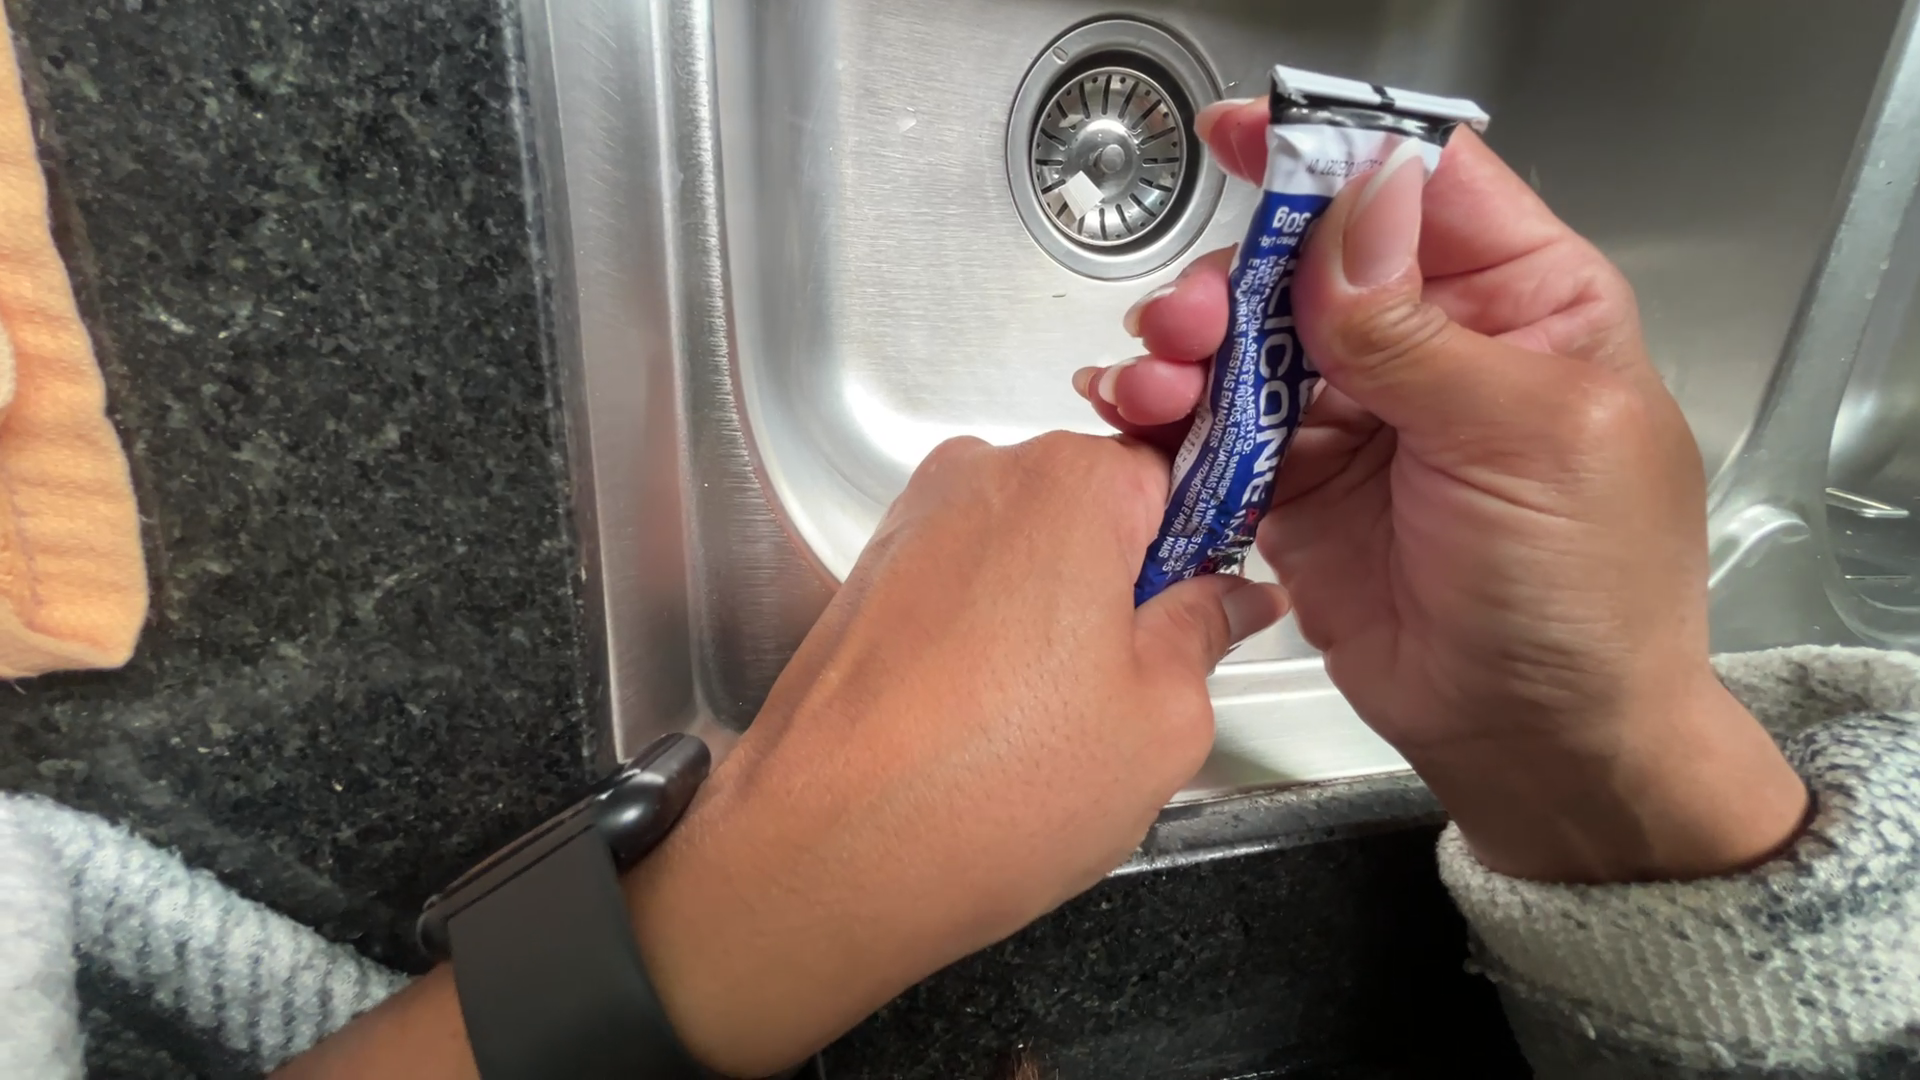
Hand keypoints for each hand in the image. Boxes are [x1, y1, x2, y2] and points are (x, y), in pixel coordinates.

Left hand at [625, 433, 1286, 1075]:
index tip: (1196, 609)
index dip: (1197, 548)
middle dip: (1123, 579)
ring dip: (1055, 606)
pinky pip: (967, 573)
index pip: (1174, 479)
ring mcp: (915, 517)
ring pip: (1027, 545)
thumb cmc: (1000, 783)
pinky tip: (984, 701)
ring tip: (1043, 706)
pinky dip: (991, 621)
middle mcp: (982, 472)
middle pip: (1094, 507)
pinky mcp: (873, 567)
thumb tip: (1229, 594)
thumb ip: (1205, 630)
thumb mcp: (1160, 718)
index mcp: (1071, 481)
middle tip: (1122, 678)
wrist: (824, 848)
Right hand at [1078, 100, 1806, 884]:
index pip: (1410, 188)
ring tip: (1150, 387)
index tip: (1237, 137)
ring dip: (1179, 354)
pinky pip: (1211, 428)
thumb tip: (1354, 206)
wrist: (1516, 728)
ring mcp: (1341, 416)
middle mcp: (1416, 347)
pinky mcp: (1283, 480)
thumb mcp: (1525, 438)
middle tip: (1186, 327)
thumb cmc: (1576, 592)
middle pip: (1295, 270)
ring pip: (1237, 348)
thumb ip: (1420, 329)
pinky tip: (1132, 418)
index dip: (1322, 155)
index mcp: (1510, 305)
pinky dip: (1163, 420)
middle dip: (1224, 285)